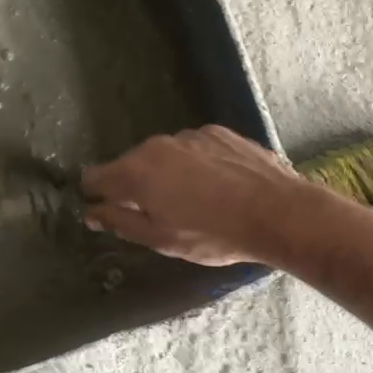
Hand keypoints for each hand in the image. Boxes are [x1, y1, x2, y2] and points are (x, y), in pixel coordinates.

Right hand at [80, 125, 310, 266]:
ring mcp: (189, 135)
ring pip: (164, 155)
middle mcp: (155, 146)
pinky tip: (219, 185)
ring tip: (195, 199)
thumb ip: (120, 222)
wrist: (281, 213)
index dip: (96, 194)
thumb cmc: (213, 233)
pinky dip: (198, 164)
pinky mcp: (219, 132)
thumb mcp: (161, 239)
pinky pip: (195, 148)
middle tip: (158, 212)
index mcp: (135, 172)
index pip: (95, 177)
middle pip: (130, 164)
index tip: (107, 210)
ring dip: (168, 173)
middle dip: (135, 185)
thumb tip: (91, 211)